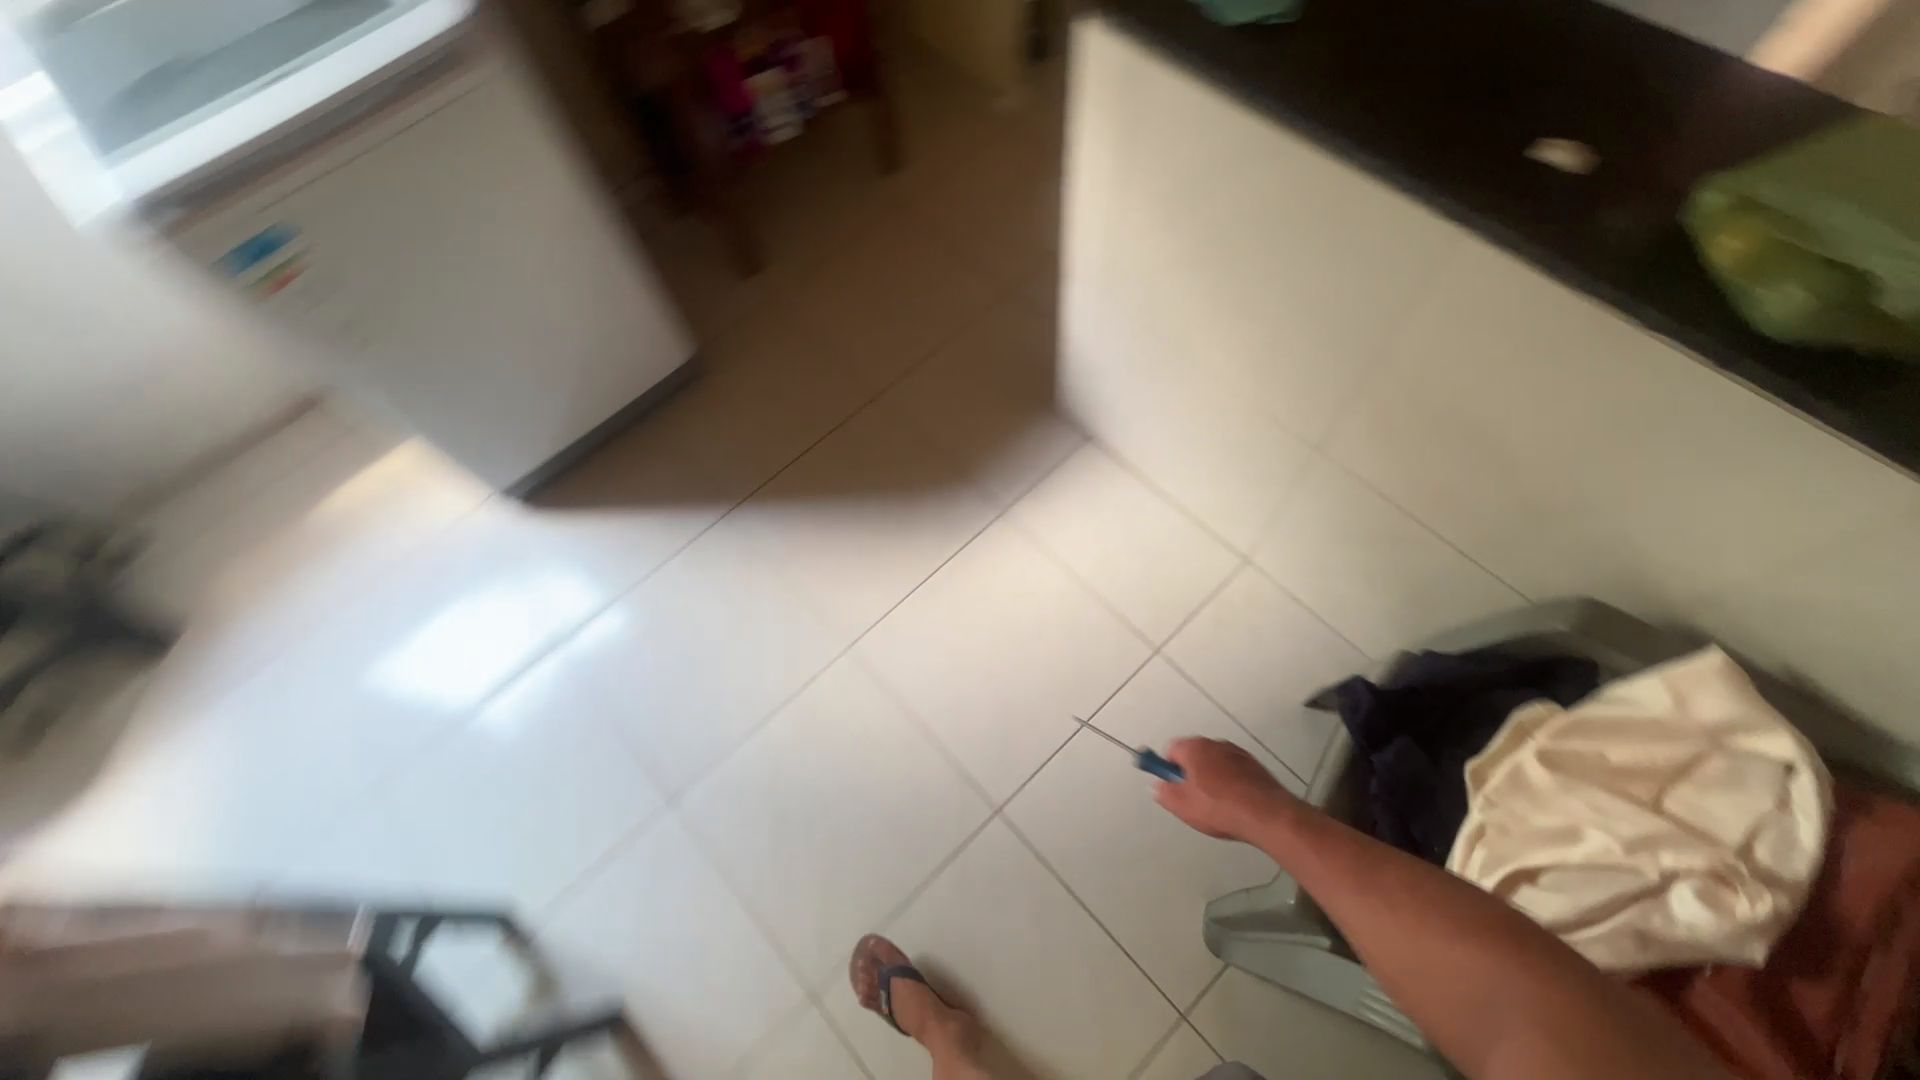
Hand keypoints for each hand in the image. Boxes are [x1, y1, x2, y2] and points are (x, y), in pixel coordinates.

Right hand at [1155, 737, 1298, 841]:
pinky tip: (1235, 803)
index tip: (1173, 787)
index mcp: (1194, 748)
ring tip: (1217, 805)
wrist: (1266, 815)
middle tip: (1193, 799)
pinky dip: (1231, 782)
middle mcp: (1216, 743)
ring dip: (1212, 778)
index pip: (1171, 749)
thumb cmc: (1218, 807)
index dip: (1168, 769)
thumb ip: (1164, 792)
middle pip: (1194, 755)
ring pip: (1216, 763)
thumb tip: (1160, 785)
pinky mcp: (1256, 766)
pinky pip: (1234, 771)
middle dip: (1191, 774)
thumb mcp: (1181, 805)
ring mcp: (1239, 753)